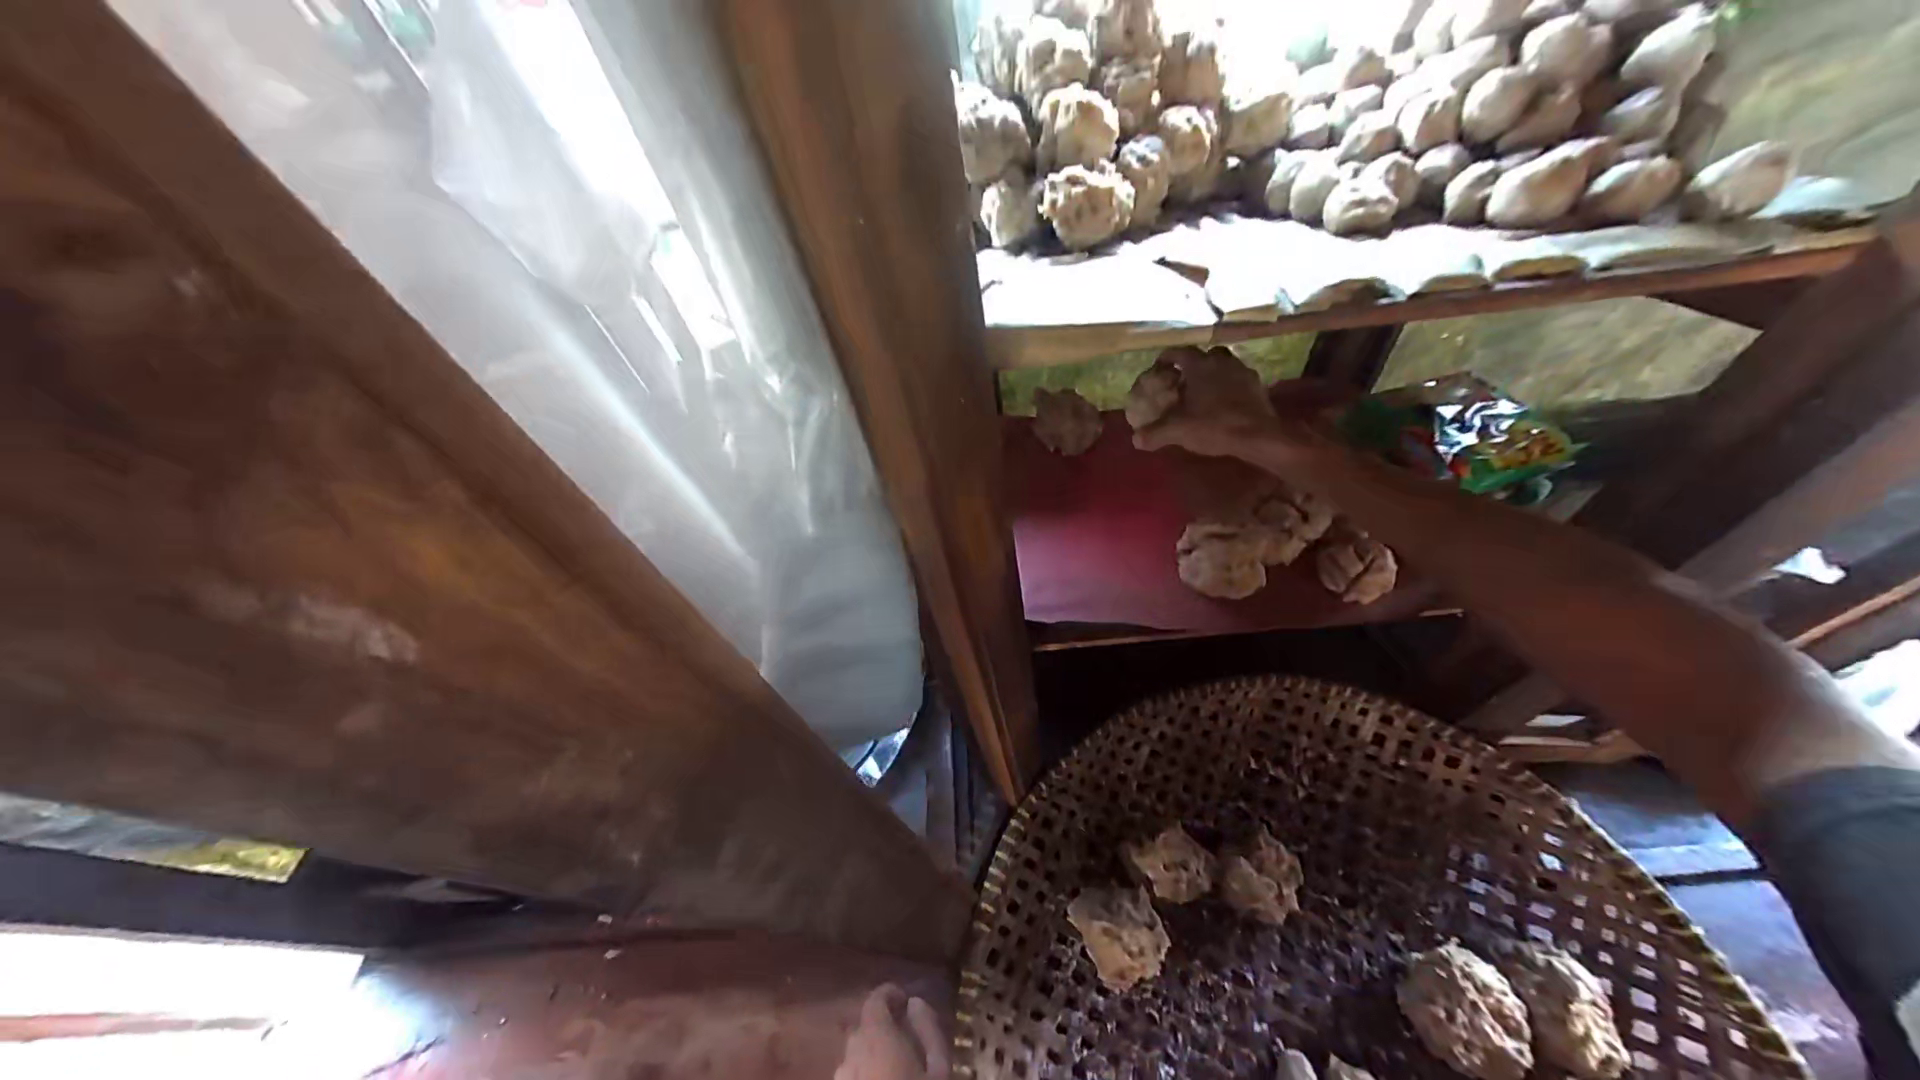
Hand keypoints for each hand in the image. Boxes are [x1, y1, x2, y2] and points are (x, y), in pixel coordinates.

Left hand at [834, 985, 948, 1079]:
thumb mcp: (938, 1067)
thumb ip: (928, 1029)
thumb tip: (915, 1002)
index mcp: (876, 1037)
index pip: (874, 999)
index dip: (890, 994)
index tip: (906, 1001)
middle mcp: (851, 1052)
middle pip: (864, 1028)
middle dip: (882, 1026)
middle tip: (905, 1038)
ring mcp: (841, 1076)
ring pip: (855, 1054)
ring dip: (872, 1052)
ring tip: (895, 1065)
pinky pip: (850, 1074)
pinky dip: (863, 1072)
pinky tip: (882, 1079)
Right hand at [1132, 347, 1278, 457]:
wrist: (1258, 436)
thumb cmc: (1214, 426)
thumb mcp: (1177, 431)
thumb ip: (1154, 433)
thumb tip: (1136, 439)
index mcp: (1200, 365)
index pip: (1179, 352)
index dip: (1167, 358)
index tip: (1159, 368)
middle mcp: (1223, 361)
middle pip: (1205, 355)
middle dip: (1193, 365)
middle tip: (1184, 380)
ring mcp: (1243, 371)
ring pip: (1224, 365)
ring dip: (1213, 374)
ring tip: (1204, 392)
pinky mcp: (1258, 386)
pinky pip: (1239, 379)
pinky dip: (1229, 386)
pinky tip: (1224, 403)